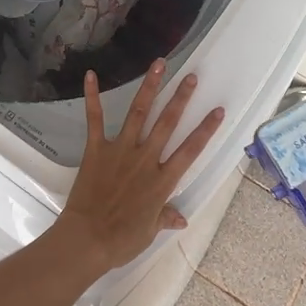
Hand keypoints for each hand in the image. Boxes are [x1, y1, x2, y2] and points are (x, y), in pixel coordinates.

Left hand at [56, 60, 224, 274]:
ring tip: (159, 65)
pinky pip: (95, 119)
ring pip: (139, 113)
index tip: (218, 110)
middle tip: (191, 76)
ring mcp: (120, 150)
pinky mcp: (96, 149)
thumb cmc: (121, 240)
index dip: (206, 129)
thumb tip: (181, 219)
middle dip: (181, 98)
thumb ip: (164, 217)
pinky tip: (91, 74)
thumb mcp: (149, 231)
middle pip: (168, 123)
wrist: (87, 239)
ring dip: (149, 87)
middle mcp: (145, 159)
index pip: (190, 150)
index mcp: (162, 181)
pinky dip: (92, 96)